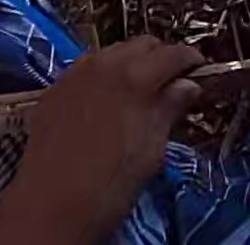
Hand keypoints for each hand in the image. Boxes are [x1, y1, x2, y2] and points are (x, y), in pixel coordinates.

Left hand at [0, 38, 201, 244]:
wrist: (49, 205)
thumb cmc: (110, 185)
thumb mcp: (151, 150)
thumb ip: (170, 109)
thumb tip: (188, 85)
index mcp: (136, 76)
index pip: (172, 54)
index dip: (190, 59)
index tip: (200, 69)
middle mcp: (106, 62)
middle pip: (143, 44)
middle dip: (161, 58)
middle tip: (171, 83)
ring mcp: (78, 70)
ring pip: (114, 52)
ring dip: (131, 63)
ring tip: (138, 91)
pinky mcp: (58, 85)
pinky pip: (88, 68)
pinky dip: (104, 75)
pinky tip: (105, 101)